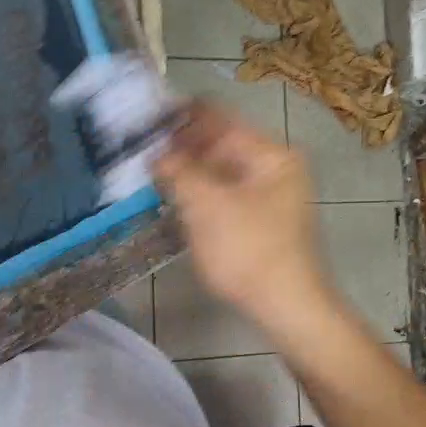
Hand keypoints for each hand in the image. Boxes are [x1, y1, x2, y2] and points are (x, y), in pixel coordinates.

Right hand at [153, 101, 336, 333]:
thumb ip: (178, 170)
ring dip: (186, 171)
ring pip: (218, 172)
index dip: (181, 116)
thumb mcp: (207, 205)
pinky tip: (171, 196)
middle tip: (138, 146)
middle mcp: (274, 168)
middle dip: (180, 146)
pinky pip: (222, 195)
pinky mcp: (258, 222)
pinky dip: (198, 193)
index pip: (219, 118)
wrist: (288, 309)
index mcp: (271, 154)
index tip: (143, 117)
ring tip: (146, 168)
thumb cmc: (249, 251)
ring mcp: (268, 197)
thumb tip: (154, 149)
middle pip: (219, 145)